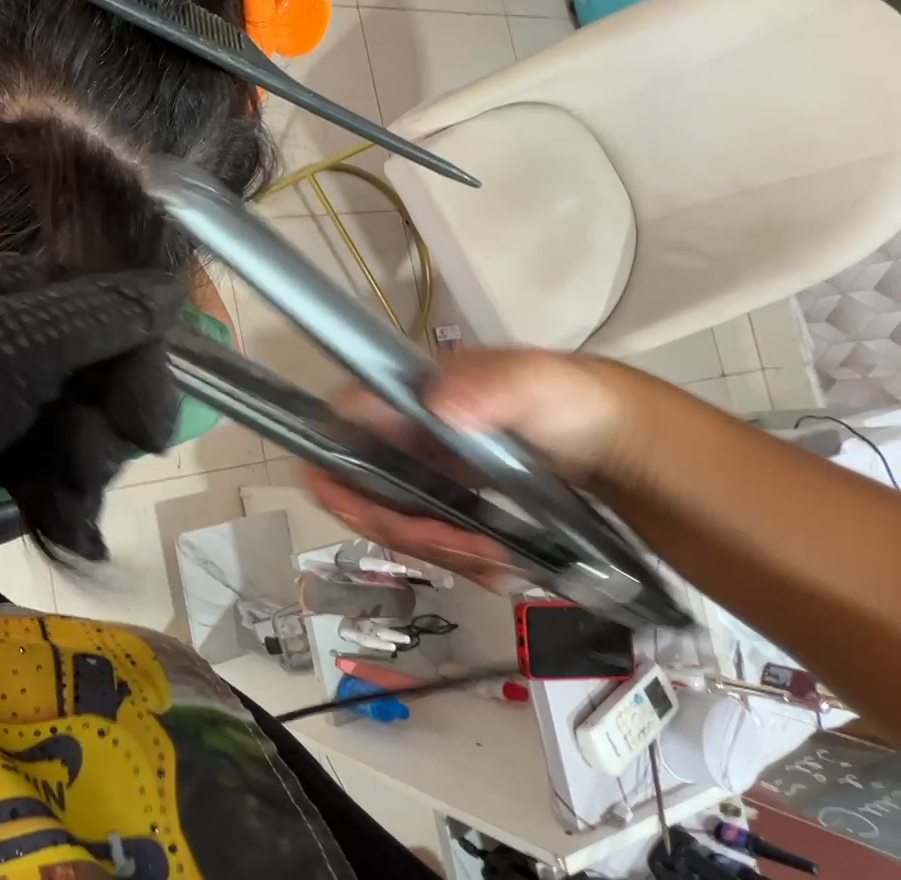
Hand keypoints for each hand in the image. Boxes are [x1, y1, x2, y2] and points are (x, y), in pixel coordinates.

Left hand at [0, 253, 182, 556]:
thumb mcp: (17, 344)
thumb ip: (100, 316)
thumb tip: (169, 289)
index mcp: (23, 293)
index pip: (121, 324)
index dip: (141, 378)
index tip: (144, 433)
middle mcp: (17, 336)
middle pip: (104, 387)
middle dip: (98, 443)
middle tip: (75, 476)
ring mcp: (3, 394)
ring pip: (80, 435)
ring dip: (79, 482)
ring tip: (58, 517)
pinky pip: (48, 467)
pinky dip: (59, 502)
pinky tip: (63, 531)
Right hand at [302, 349, 638, 589]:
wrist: (617, 438)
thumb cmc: (569, 397)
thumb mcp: (538, 382)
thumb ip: (493, 388)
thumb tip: (438, 404)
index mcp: (398, 400)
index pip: (333, 430)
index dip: (330, 470)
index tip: (361, 508)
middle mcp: (393, 438)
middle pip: (355, 490)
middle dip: (400, 528)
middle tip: (463, 547)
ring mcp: (414, 474)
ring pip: (389, 523)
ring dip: (436, 551)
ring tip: (498, 561)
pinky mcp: (440, 504)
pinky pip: (425, 540)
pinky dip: (458, 560)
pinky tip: (500, 565)